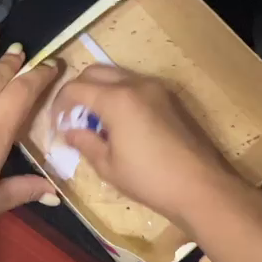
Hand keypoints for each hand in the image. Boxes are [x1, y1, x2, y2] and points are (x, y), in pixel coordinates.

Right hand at [52, 66, 237, 226]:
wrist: (205, 189)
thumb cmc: (150, 179)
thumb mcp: (108, 166)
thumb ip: (84, 142)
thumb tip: (70, 131)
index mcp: (116, 99)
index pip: (75, 88)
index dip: (60, 104)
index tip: (57, 123)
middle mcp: (136, 85)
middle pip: (95, 72)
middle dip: (79, 89)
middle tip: (74, 115)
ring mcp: (157, 89)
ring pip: (118, 75)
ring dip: (101, 90)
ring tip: (98, 119)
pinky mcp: (172, 99)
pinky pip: (137, 85)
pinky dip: (122, 95)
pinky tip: (123, 122)